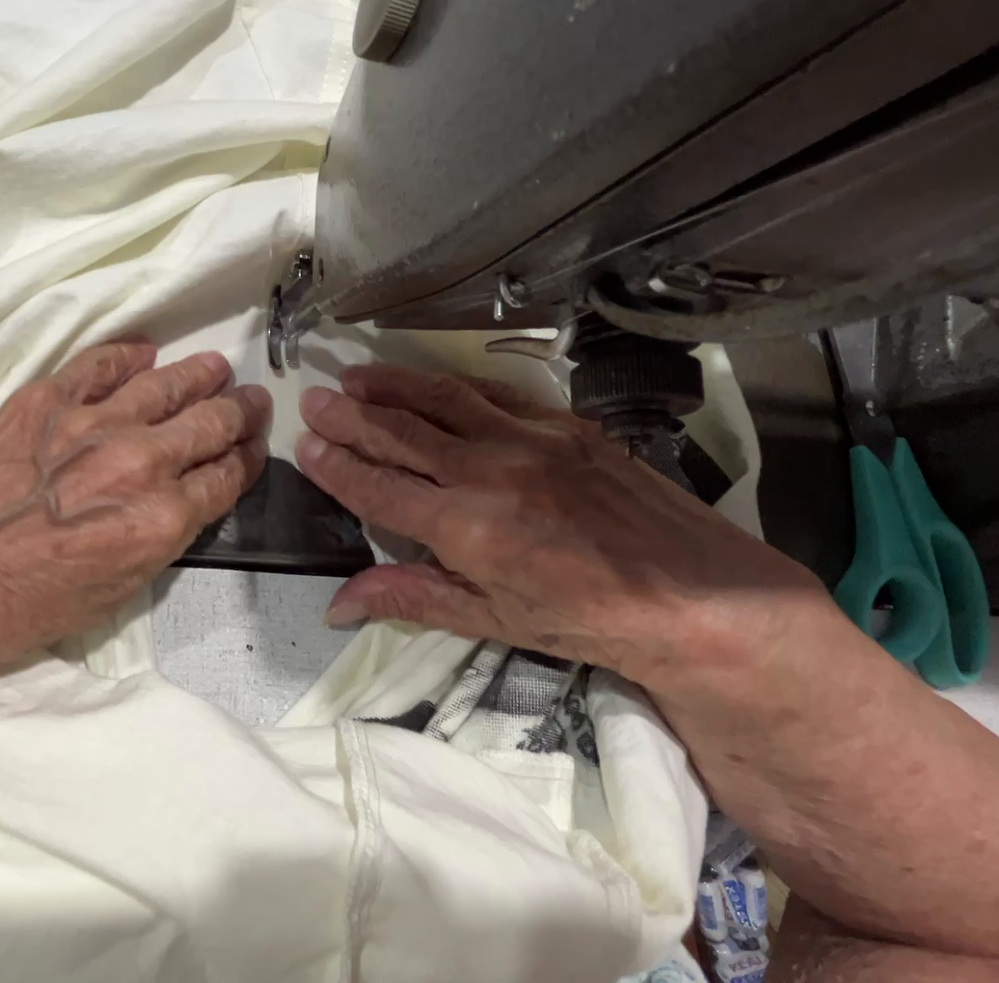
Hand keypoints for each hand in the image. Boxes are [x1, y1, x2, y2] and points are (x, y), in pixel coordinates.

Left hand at [0, 341, 269, 674]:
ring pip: (165, 386)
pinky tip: (144, 353)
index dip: (247, 460)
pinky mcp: (46, 399)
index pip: (225, 477)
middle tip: (251, 401)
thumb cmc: (22, 606)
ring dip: (198, 375)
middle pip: (208, 425)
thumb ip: (159, 538)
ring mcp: (92, 424)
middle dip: (238, 413)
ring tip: (216, 366)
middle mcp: (139, 464)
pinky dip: (127, 356)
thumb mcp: (115, 592)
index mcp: (160, 520)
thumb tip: (182, 500)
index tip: (255, 448)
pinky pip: (99, 365)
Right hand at [293, 364, 828, 686]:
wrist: (695, 597)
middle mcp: (489, 472)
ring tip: (354, 377)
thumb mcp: (490, 620)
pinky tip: (430, 382)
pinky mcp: (565, 424)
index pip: (379, 488)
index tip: (303, 446)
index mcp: (465, 528)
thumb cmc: (586, 620)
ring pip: (442, 400)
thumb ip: (410, 598)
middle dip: (348, 416)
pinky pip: (493, 394)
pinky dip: (452, 385)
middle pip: (400, 433)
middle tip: (311, 399)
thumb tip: (336, 604)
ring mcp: (530, 440)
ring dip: (392, 386)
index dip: (336, 467)